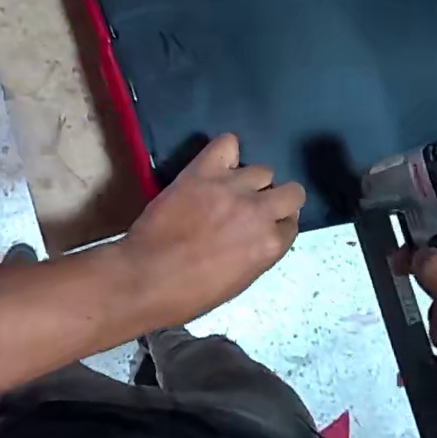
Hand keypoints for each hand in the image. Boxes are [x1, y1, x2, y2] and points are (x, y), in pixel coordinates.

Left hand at [119, 134, 304, 326]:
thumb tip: (264, 233)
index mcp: (270, 244)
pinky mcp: (203, 172)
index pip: (291, 224)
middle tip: (252, 211)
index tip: (260, 230)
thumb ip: (261, 251)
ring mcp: (231, 188)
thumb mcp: (241, 281)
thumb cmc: (190, 293)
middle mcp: (259, 211)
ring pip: (263, 170)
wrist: (144, 278)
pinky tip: (219, 167)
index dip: (276, 226)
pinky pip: (228, 144)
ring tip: (229, 193)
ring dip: (251, 183)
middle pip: (292, 192)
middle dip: (276, 202)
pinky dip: (227, 153)